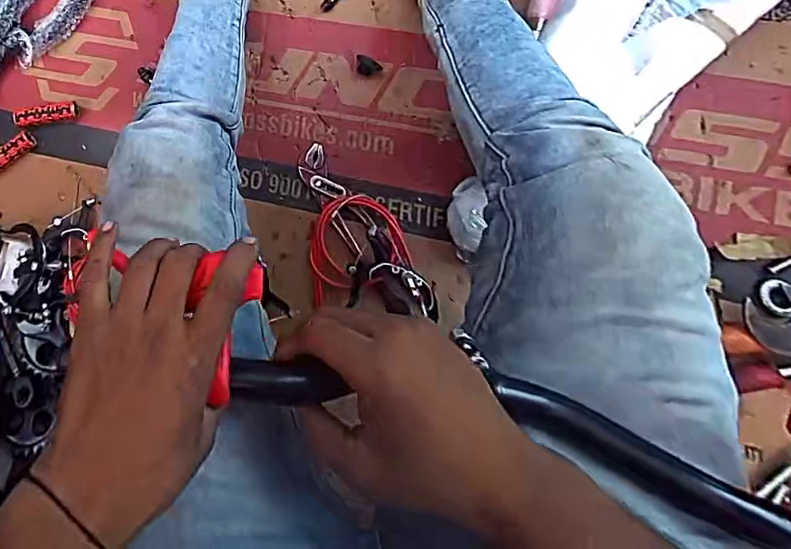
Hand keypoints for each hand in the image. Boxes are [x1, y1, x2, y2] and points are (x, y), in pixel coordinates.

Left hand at [18, 222, 259, 546]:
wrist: (92, 480)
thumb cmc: (151, 467)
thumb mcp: (202, 434)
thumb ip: (210, 391)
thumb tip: (209, 366)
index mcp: (193, 358)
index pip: (223, 294)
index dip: (238, 262)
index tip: (244, 247)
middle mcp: (158, 330)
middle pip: (180, 267)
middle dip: (194, 254)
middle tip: (196, 260)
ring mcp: (119, 322)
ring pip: (142, 263)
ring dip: (159, 249)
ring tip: (166, 251)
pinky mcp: (88, 324)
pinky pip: (92, 274)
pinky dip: (101, 247)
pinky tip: (110, 231)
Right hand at [278, 307, 548, 534]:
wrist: (507, 476)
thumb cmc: (433, 474)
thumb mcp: (363, 469)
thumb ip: (316, 431)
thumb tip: (300, 399)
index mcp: (378, 364)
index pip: (314, 331)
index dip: (289, 344)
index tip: (283, 365)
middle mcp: (396, 333)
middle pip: (330, 315)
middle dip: (309, 337)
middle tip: (307, 367)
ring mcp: (418, 327)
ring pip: (355, 314)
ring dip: (337, 333)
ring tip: (340, 368)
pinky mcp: (433, 330)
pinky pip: (383, 320)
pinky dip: (366, 335)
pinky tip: (375, 366)